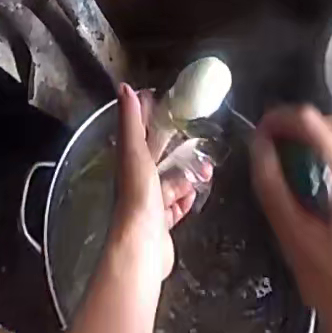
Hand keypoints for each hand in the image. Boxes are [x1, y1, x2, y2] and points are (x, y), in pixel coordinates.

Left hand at [55, 84, 198, 332]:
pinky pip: (175, 206)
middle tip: (199, 139)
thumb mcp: (135, 150)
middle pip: (157, 157)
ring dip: (186, 174)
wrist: (141, 246)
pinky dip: (186, 198)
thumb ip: (130, 120)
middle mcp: (137, 179)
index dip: (152, 117)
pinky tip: (196, 193)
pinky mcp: (161, 224)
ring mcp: (149, 202)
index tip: (172, 104)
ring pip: (169, 182)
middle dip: (176, 148)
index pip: (139, 130)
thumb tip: (124, 86)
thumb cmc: (138, 193)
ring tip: (207, 168)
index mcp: (129, 159)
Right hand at [250, 105, 331, 332]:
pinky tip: (322, 190)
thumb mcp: (299, 245)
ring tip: (293, 170)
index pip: (314, 122)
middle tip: (273, 148)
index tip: (260, 130)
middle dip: (300, 129)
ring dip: (319, 144)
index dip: (281, 118)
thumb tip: (258, 148)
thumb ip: (273, 189)